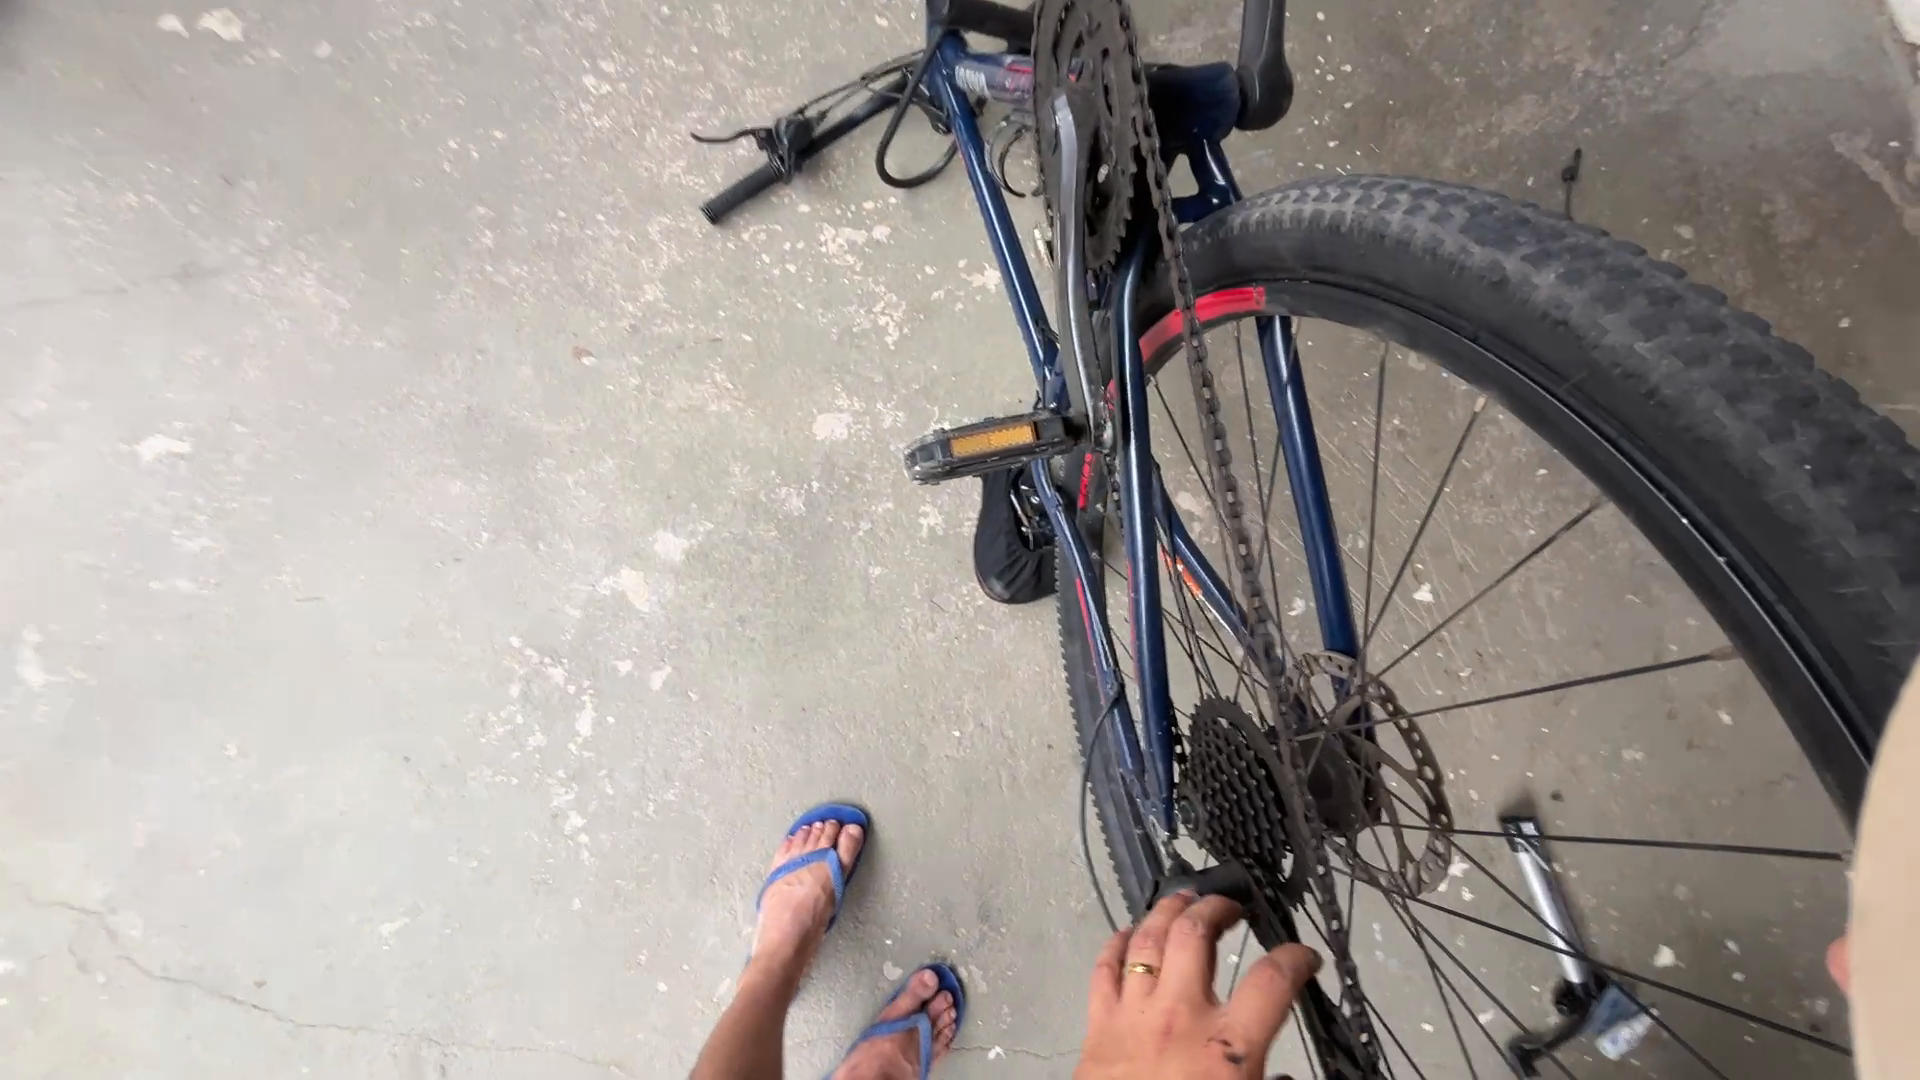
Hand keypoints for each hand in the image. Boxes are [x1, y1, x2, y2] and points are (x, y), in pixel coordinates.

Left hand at [1074, 891, 1322, 1079]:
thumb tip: (1289, 1076)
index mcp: (1227, 1051)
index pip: (1272, 985)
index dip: (1294, 960)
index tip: (1304, 954)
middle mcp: (1180, 1015)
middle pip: (1196, 935)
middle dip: (1216, 909)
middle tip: (1230, 904)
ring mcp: (1133, 1013)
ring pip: (1147, 938)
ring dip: (1166, 911)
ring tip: (1183, 898)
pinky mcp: (1097, 1022)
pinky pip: (1104, 967)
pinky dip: (1116, 943)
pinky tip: (1127, 933)